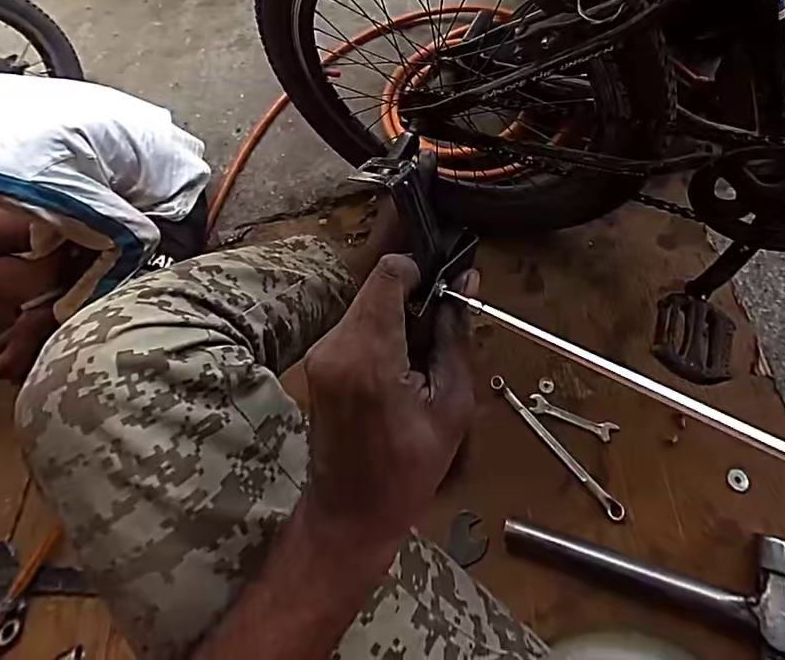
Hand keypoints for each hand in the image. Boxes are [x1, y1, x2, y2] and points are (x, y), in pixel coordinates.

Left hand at [0, 305, 59, 381]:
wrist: (61, 321)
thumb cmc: (31, 325)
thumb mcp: (6, 336)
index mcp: (4, 368)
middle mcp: (17, 377)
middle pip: (4, 377)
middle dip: (3, 368)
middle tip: (8, 353)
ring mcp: (34, 374)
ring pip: (20, 376)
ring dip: (18, 368)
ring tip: (23, 354)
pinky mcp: (48, 371)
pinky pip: (34, 373)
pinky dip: (31, 367)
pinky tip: (36, 355)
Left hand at [298, 255, 473, 553]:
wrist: (349, 514)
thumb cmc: (407, 469)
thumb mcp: (451, 403)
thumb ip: (455, 333)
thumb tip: (466, 279)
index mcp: (369, 355)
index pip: (389, 273)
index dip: (420, 269)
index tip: (442, 289)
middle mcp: (336, 344)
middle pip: (379, 286)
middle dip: (413, 296)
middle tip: (440, 330)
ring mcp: (321, 351)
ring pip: (368, 302)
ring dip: (398, 315)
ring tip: (421, 357)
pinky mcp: (317, 359)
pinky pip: (356, 324)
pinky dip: (381, 331)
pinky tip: (399, 367)